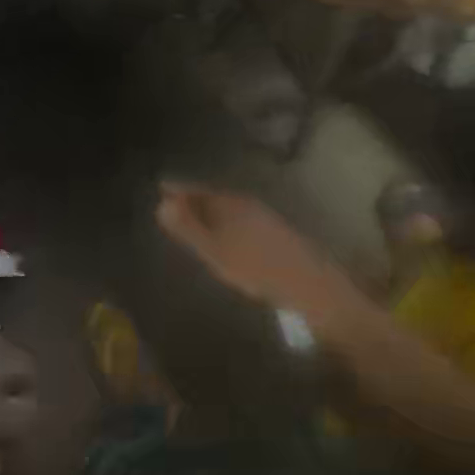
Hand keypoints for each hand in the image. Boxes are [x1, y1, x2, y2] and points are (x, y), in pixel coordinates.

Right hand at [156, 182, 353, 321]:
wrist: (314, 288)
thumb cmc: (257, 268)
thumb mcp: (215, 251)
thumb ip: (187, 228)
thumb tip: (161, 204)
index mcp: (228, 202)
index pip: (195, 189)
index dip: (178, 189)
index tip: (161, 186)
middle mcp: (245, 203)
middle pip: (212, 196)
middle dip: (193, 199)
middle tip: (175, 204)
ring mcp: (263, 217)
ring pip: (229, 209)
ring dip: (211, 212)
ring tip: (197, 221)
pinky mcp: (276, 234)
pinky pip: (241, 220)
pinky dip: (227, 223)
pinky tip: (228, 238)